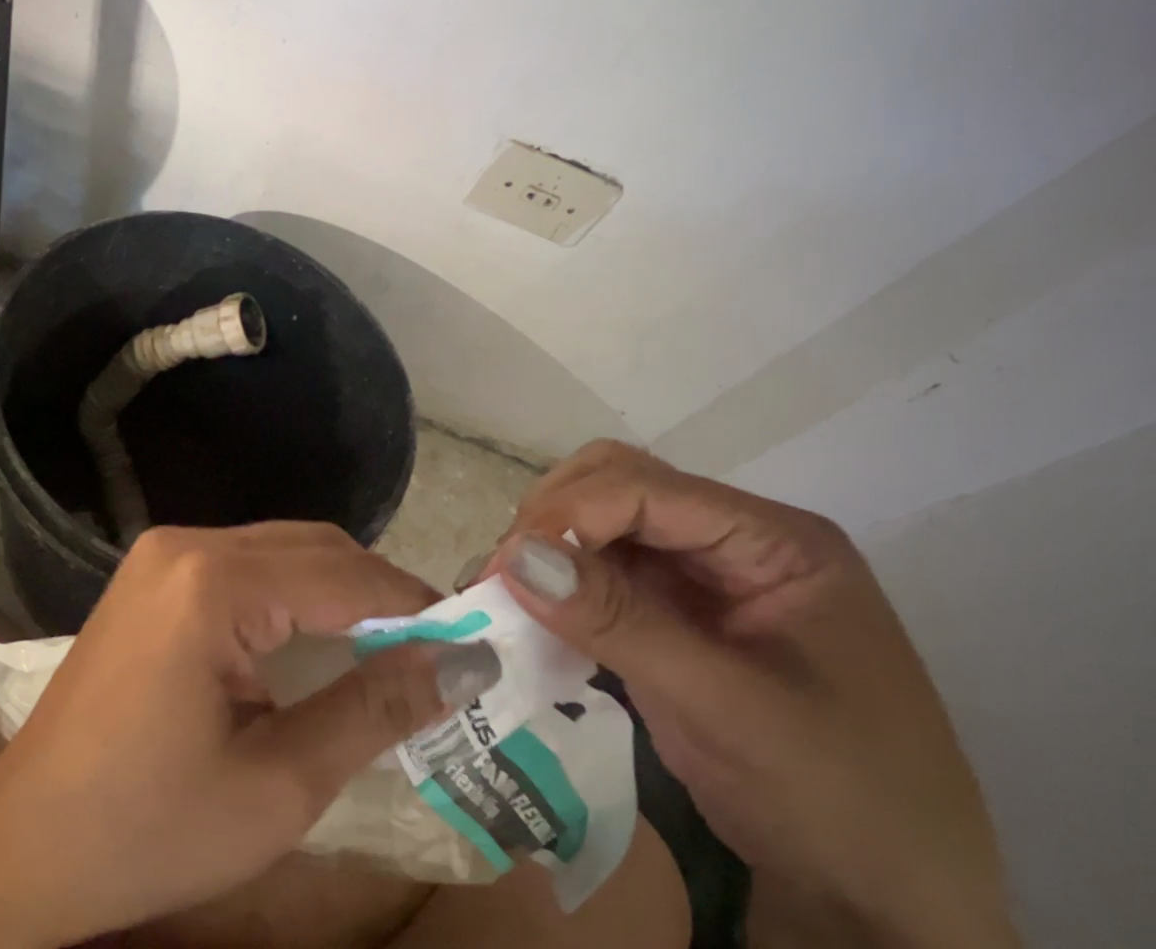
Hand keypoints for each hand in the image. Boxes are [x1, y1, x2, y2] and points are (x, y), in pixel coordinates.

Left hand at [0, 523, 456, 944]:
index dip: (418, 610)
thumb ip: (374, 710)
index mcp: (212, 585)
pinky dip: (290, 601)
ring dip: (338, 597)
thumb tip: (463, 663)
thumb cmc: (151, 829)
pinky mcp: (148, 580)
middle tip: (435, 662)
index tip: (474, 651)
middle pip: (313, 549)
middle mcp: (183, 546)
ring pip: (280, 553)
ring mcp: (158, 558)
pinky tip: (314, 650)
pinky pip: (242, 570)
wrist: (27, 845)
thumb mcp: (280, 783)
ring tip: (387, 661)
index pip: (346, 576)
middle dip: (380, 599)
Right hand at [488, 442, 1014, 946]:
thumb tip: (515, 556)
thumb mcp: (724, 707)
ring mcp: (705, 586)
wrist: (884, 900)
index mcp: (776, 543)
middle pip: (622, 487)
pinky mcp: (677, 625)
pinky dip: (560, 595)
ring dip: (548, 555)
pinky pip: (604, 584)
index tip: (501, 571)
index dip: (566, 515)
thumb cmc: (834, 796)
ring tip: (502, 601)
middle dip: (552, 521)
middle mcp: (737, 546)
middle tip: (502, 579)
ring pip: (604, 532)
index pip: (648, 488)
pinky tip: (531, 623)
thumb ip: (618, 621)